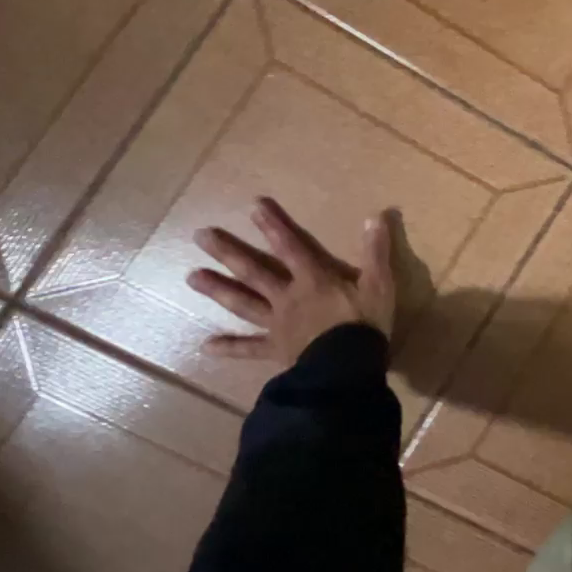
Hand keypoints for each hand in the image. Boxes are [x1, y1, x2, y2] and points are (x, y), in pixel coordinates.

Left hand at [186, 197, 396, 363]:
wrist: (347, 366)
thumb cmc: (365, 323)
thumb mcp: (380, 284)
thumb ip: (376, 251)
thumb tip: (376, 216)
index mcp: (312, 280)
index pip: (290, 247)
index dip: (274, 226)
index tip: (253, 206)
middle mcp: (287, 298)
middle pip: (253, 272)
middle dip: (228, 253)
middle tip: (200, 236)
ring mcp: (277, 324)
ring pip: (243, 304)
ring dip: (218, 290)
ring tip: (191, 277)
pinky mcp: (276, 350)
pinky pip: (249, 349)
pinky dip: (229, 347)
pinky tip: (205, 346)